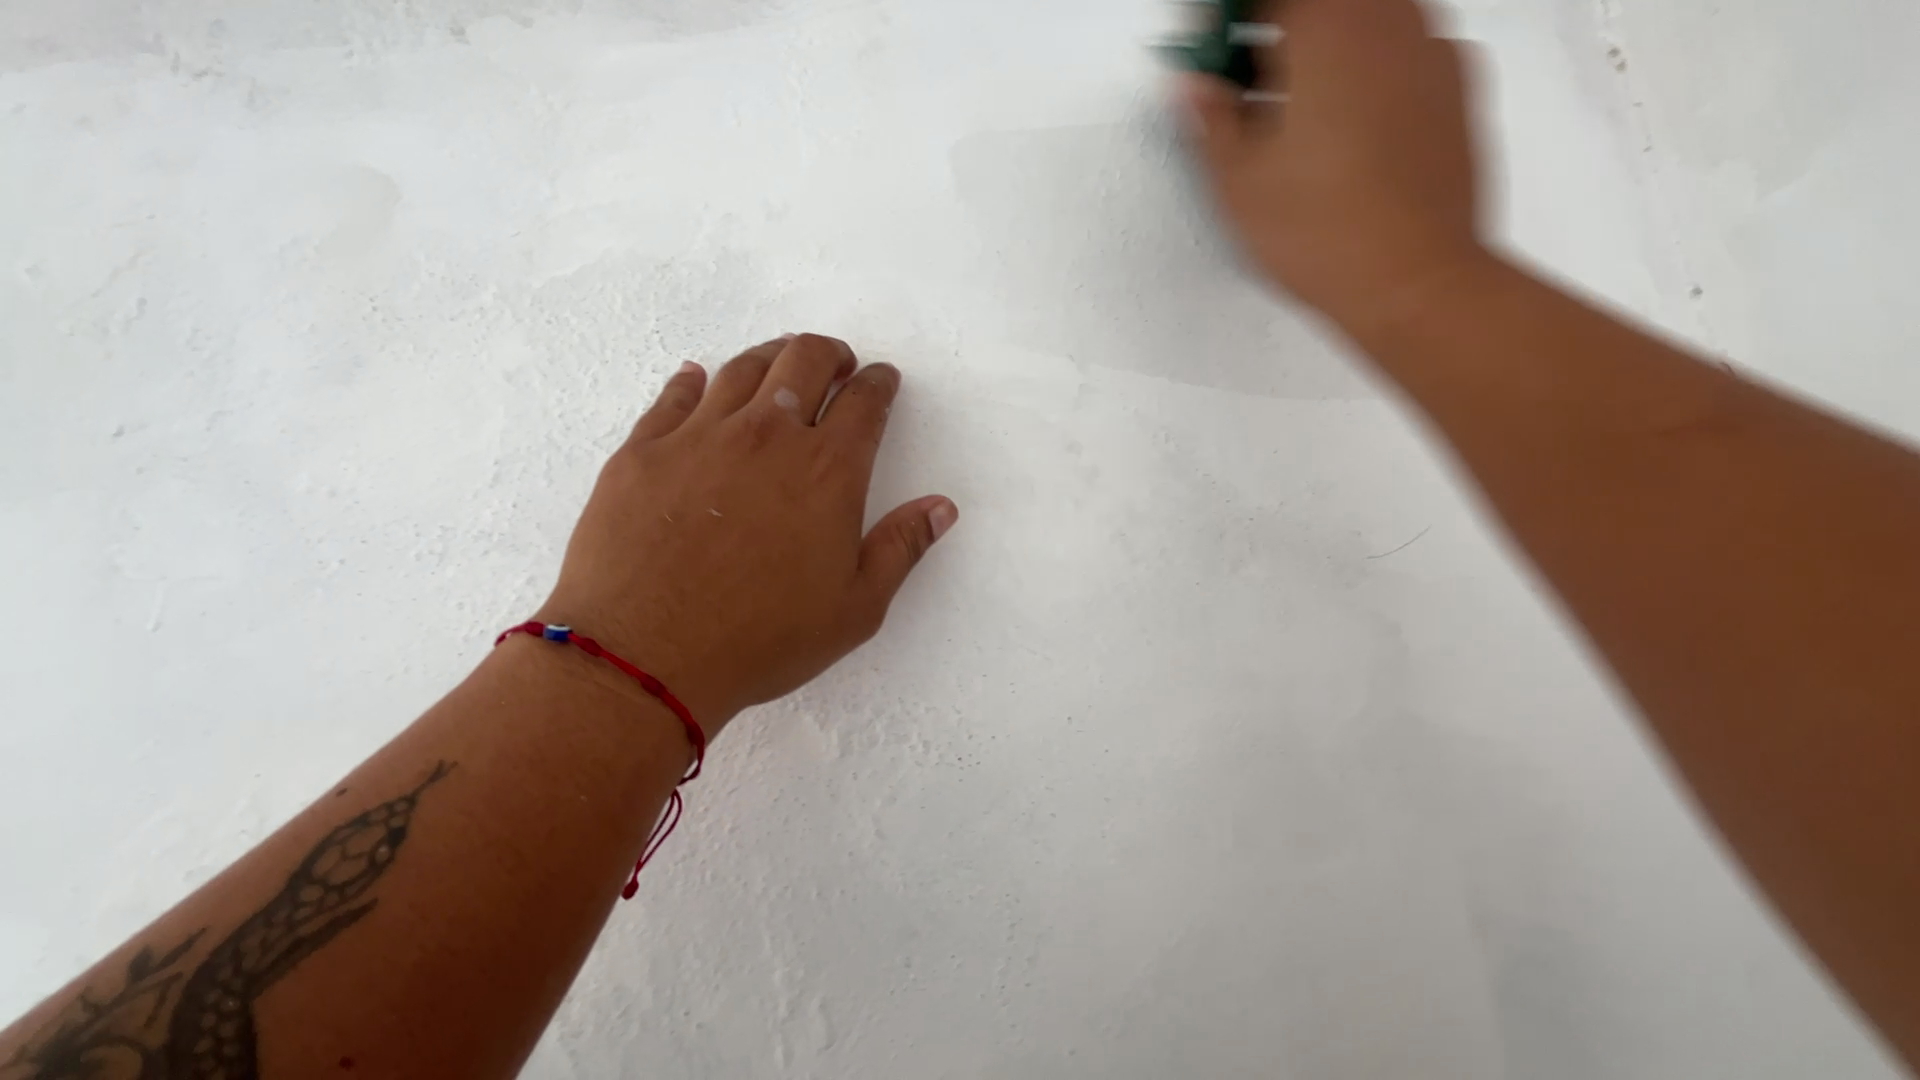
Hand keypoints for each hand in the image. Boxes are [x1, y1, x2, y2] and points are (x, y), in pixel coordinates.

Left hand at [536, 334, 956, 731]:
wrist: (646, 656)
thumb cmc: (763, 639)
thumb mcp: (855, 608)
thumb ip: (900, 548)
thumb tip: (941, 507)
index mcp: (828, 470)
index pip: (864, 403)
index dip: (879, 384)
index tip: (882, 379)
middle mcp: (767, 436)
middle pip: (805, 362)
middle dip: (830, 354)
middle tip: (837, 364)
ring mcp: (699, 436)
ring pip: (743, 369)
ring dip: (771, 357)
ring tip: (779, 364)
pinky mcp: (644, 450)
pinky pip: (674, 396)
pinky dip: (693, 380)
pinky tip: (697, 378)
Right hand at [1182, 0, 1487, 337]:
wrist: (1413, 280)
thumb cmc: (1326, 233)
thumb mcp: (1238, 181)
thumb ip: (1209, 119)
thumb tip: (1191, 87)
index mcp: (1326, 30)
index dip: (1234, 19)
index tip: (1212, 45)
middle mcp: (1389, 23)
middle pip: (1324, 5)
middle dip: (1282, 30)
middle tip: (1249, 77)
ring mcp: (1434, 52)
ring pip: (1372, 18)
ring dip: (1328, 44)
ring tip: (1296, 104)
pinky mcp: (1460, 90)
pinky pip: (1409, 50)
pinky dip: (1374, 67)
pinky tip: (1349, 123)